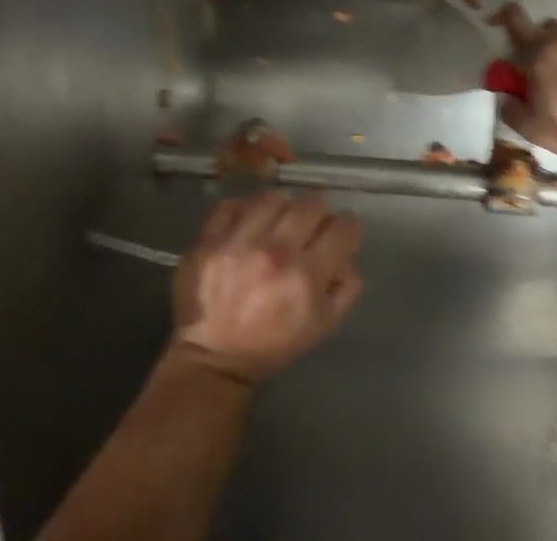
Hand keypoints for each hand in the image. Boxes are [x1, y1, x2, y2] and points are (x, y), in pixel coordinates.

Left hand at [172, 191, 362, 382]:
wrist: (213, 358)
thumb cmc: (272, 345)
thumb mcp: (323, 327)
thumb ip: (346, 289)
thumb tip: (346, 258)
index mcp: (306, 276)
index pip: (343, 228)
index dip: (348, 228)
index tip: (341, 233)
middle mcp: (275, 251)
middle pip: (311, 203)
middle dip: (319, 211)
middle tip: (313, 223)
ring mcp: (238, 241)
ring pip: (273, 197)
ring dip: (284, 206)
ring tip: (280, 219)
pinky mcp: (208, 240)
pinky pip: (231, 204)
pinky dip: (244, 209)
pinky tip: (248, 223)